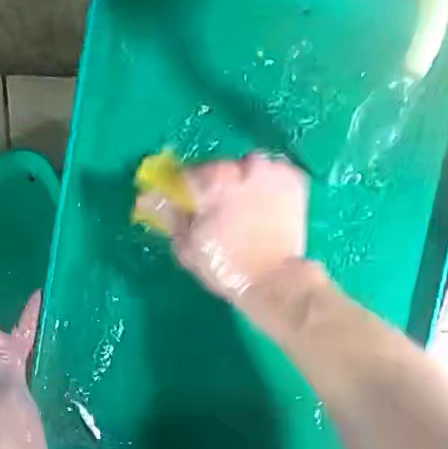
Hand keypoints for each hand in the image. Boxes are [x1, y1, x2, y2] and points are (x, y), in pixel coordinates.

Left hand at [0, 292, 53, 448]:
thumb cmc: (14, 430)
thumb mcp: (10, 392)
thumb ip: (6, 363)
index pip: (12, 342)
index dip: (26, 320)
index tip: (40, 296)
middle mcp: (1, 389)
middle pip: (18, 355)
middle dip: (33, 336)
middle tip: (56, 316)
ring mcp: (16, 405)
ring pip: (30, 371)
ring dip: (42, 356)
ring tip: (63, 340)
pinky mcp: (32, 419)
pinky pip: (41, 389)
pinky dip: (49, 377)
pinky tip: (64, 376)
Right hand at [138, 152, 312, 305]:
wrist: (275, 282)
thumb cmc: (227, 269)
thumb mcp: (189, 248)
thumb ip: (171, 218)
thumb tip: (154, 199)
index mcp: (212, 181)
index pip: (185, 176)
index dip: (180, 192)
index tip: (180, 205)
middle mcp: (242, 165)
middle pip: (219, 170)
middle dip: (213, 189)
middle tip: (216, 213)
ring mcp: (271, 170)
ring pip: (248, 169)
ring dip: (243, 184)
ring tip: (244, 211)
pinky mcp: (294, 180)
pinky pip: (273, 174)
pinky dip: (267, 186)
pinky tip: (265, 207)